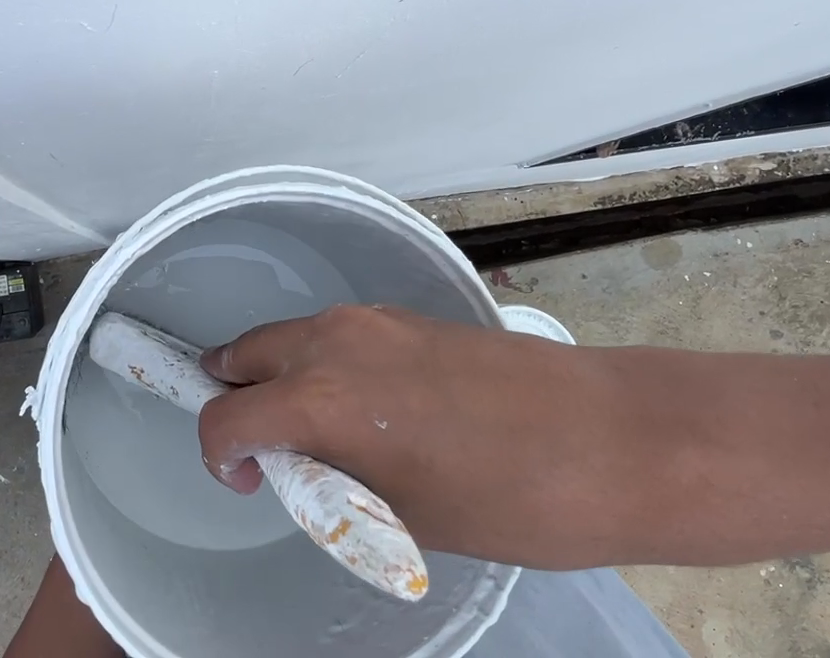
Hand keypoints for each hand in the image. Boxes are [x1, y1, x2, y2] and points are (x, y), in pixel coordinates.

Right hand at [196, 304, 640, 568]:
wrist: (610, 439)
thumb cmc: (506, 499)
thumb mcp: (399, 514)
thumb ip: (332, 478)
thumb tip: (305, 462)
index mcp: (321, 399)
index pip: (225, 415)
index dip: (218, 455)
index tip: (246, 479)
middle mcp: (334, 343)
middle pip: (245, 352)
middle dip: (236, 394)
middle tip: (263, 446)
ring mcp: (373, 320)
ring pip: (292, 338)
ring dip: (281, 376)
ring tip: (320, 430)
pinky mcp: (408, 316)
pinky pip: (338, 334)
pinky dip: (326, 363)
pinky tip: (368, 406)